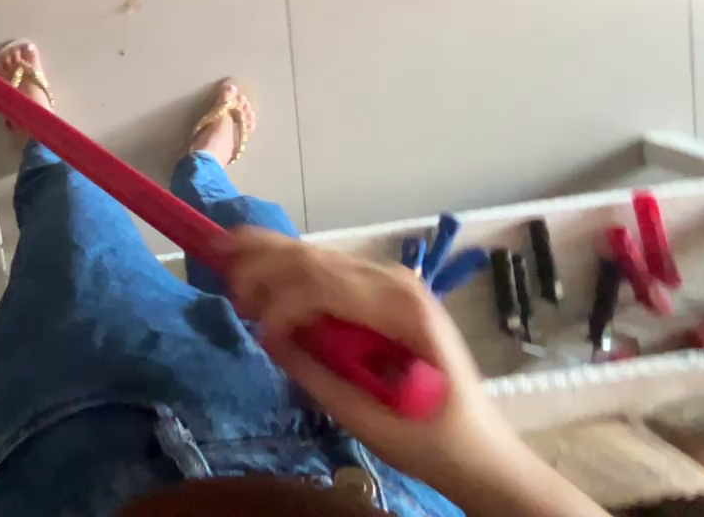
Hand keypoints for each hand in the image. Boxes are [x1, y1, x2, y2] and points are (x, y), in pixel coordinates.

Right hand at [226, 229, 527, 497]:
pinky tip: (255, 257)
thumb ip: (315, 374)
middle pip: (312, 256)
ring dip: (267, 254)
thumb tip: (267, 337)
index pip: (321, 283)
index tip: (254, 329)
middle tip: (221, 274)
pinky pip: (322, 264)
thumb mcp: (368, 420)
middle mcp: (394, 280)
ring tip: (224, 252)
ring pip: (313, 252)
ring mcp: (388, 279)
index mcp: (400, 310)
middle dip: (261, 263)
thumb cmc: (430, 441)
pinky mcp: (377, 286)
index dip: (278, 300)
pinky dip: (285, 262)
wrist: (482, 452)